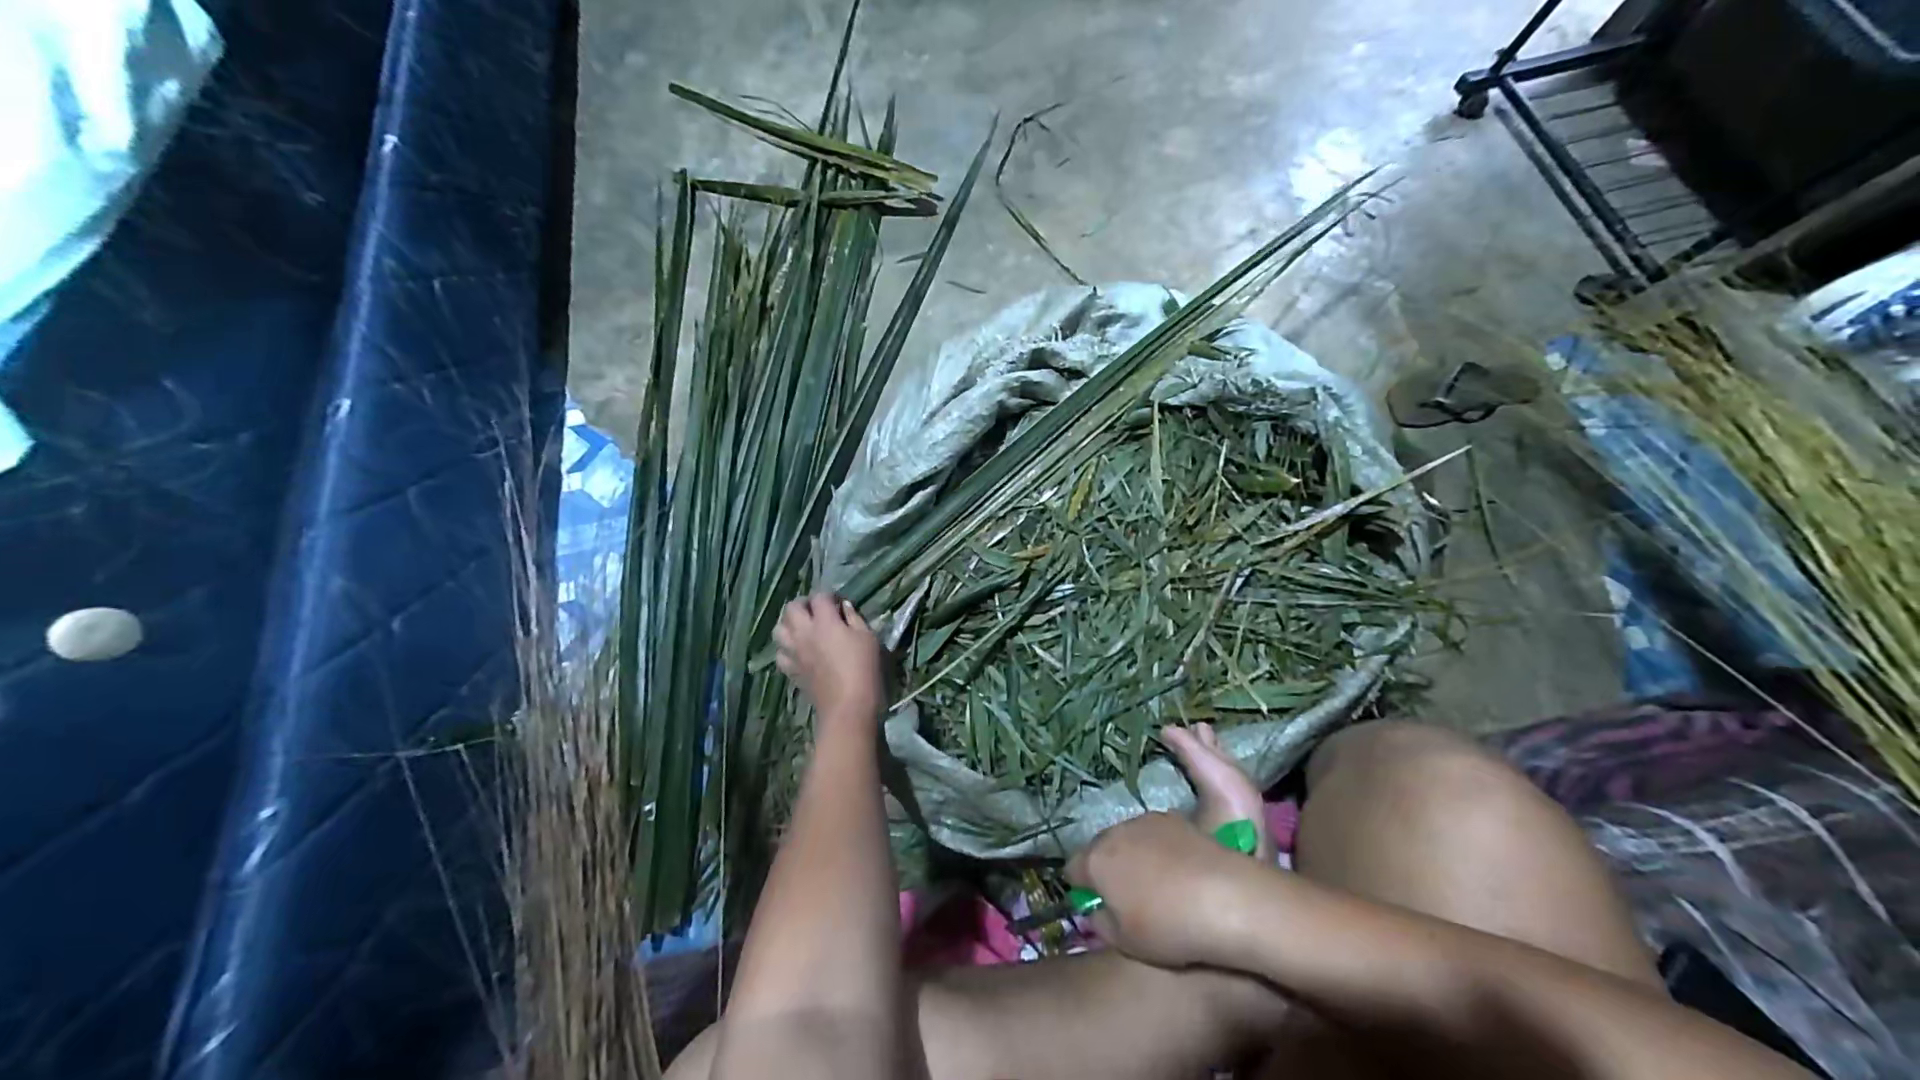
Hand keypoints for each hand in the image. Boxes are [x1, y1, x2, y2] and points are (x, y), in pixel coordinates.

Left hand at [773, 593, 883, 736]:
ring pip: (779, 629)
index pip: (820, 597)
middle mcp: (804, 633)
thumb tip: (844, 608)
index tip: (839, 602)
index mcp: (825, 622)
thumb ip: (854, 619)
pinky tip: (798, 651)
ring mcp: (794, 652)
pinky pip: (780, 653)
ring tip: (803, 628)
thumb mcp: (868, 638)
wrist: (848, 706)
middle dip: (804, 604)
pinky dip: (786, 649)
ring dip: (789, 624)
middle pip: (791, 608)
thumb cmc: (864, 670)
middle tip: (818, 611)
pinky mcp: (791, 670)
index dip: (830, 596)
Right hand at [1066, 811, 1259, 969]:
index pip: (1073, 869)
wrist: (1230, 900)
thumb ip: (1102, 922)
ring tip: (1161, 887)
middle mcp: (1116, 832)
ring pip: (1130, 839)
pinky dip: (1162, 852)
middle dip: (1109, 868)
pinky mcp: (1179, 820)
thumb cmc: (1170, 927)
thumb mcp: (1126, 943)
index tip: (1101, 905)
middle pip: (1101, 848)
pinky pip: (1158, 836)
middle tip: (1130, 898)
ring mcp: (1149, 821)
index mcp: (1095, 860)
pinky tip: (1182, 875)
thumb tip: (1099, 909)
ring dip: (1136, 856)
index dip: (1084, 887)